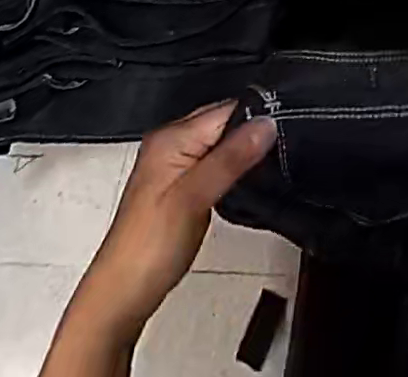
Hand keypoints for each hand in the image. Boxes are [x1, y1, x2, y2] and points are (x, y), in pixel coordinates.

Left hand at [45, 102, 275, 367]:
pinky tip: (250, 178)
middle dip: (255, 132)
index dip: (258, 116)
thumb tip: (267, 123)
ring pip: (224, 141)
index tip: (287, 129)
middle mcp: (172, 143)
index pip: (228, 109)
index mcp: (172, 138)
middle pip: (226, 121)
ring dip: (246, 150)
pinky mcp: (183, 183)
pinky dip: (235, 166)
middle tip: (284, 147)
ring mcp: (176, 164)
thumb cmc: (148, 250)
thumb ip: (230, 158)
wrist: (121, 299)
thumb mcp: (193, 199)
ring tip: (272, 163)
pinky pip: (218, 160)